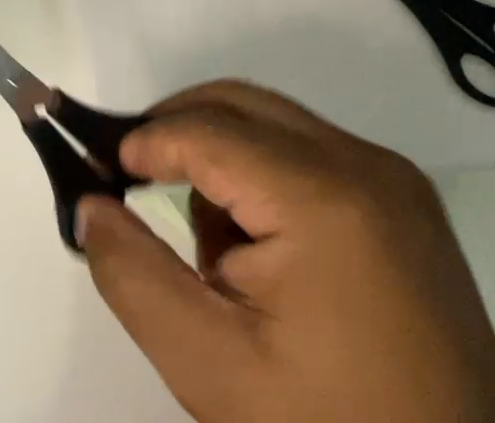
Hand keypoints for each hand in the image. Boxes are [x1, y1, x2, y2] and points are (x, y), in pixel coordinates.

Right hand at [77, 81, 494, 422]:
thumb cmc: (327, 421)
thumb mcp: (207, 361)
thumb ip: (131, 273)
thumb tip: (90, 203)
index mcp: (324, 198)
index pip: (204, 129)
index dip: (142, 142)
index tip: (97, 175)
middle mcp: (366, 166)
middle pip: (239, 104)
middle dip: (175, 133)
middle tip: (127, 183)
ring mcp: (394, 184)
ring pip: (270, 125)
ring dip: (219, 160)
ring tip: (212, 254)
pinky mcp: (404, 207)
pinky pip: (307, 155)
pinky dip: (261, 179)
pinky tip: (261, 257)